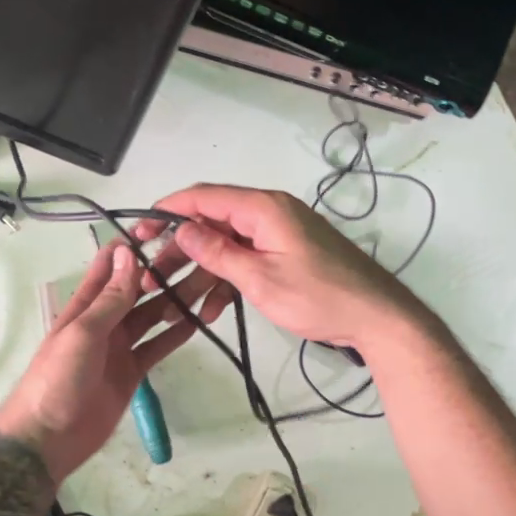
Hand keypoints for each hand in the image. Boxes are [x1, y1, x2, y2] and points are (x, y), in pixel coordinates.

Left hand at [0, 243, 230, 481]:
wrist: (49, 438)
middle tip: (202, 256)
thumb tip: (127, 253)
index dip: (133, 247)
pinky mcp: (132, 372)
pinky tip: (199, 320)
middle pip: (138, 291)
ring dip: (176, 301)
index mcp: (84, 307)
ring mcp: (119, 347)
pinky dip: (176, 334)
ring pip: (152, 317)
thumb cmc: (57, 380)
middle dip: (164, 274)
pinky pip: (157, 347)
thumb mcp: (82, 334)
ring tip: (209, 282)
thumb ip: (109, 299)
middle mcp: (103, 322)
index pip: (110, 267)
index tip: (167, 228)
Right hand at [132, 184, 425, 351]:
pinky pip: (244, 261)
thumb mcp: (259, 279)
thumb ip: (217, 253)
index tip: (138, 230)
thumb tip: (181, 229)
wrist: (377, 318)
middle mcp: (268, 213)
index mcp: (263, 209)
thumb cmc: (318, 297)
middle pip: (210, 223)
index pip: (203, 197)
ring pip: (224, 246)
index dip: (167, 211)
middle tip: (147, 276)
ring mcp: (278, 234)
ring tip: (169, 301)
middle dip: (177, 250)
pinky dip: (224, 282)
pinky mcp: (284, 254)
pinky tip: (207, 311)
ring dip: (197, 273)